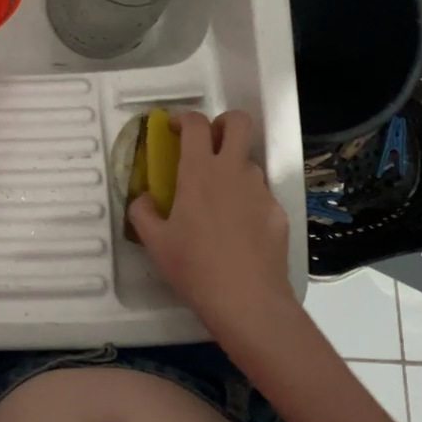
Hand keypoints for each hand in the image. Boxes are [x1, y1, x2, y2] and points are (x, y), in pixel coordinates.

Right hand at [128, 110, 293, 338]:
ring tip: (219, 199)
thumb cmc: (195, 267)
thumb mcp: (155, 242)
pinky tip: (238, 231)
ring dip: (234, 167)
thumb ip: (142, 212)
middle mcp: (233, 171)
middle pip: (238, 122)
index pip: (196, 123)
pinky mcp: (278, 213)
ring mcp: (260, 191)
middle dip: (223, 123)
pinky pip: (261, 195)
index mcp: (199, 170)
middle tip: (208, 143)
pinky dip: (247, 201)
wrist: (248, 302)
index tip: (173, 129)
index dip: (183, 118)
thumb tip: (145, 199)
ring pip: (249, 161)